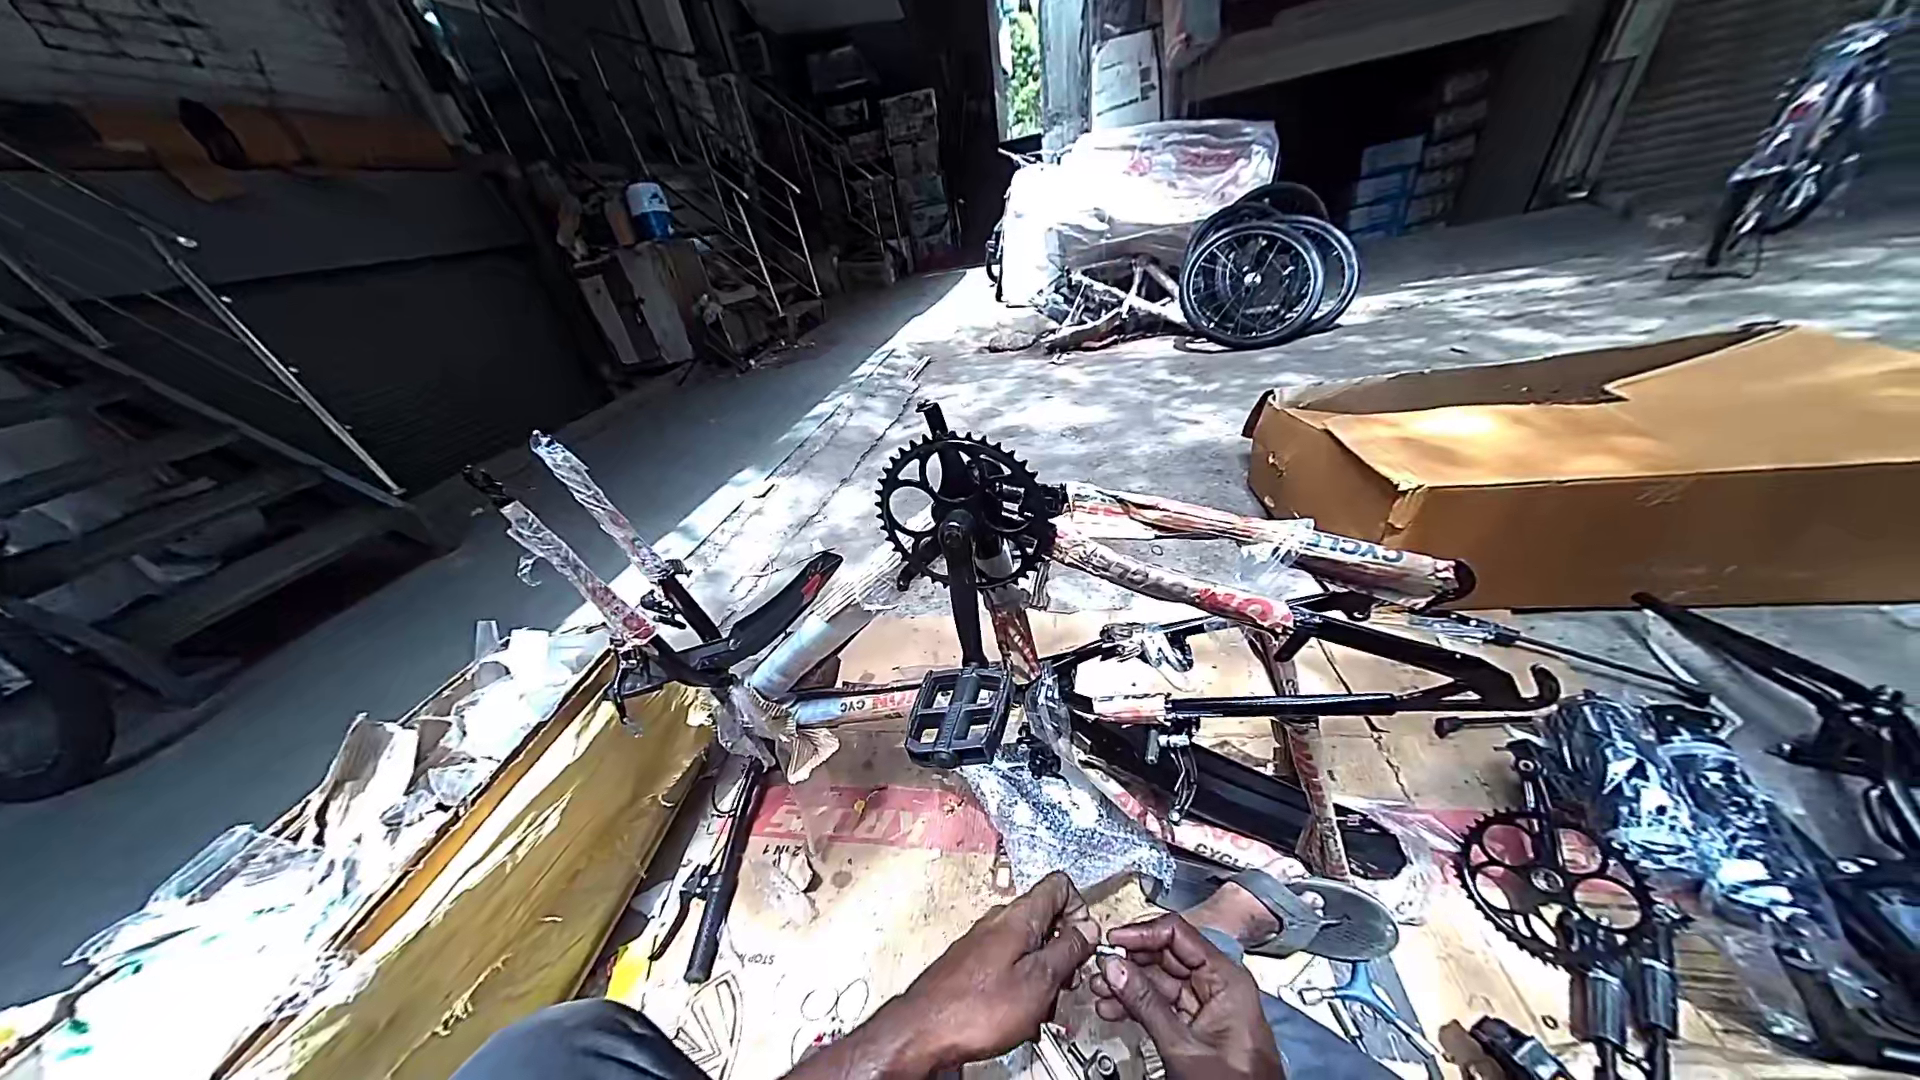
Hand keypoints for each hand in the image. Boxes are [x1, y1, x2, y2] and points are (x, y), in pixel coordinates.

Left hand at [884, 871, 1098, 1069]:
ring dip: (1044, 972)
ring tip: (1040, 1006)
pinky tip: (1020, 1012)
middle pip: (1048, 916)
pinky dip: (1024, 982)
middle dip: (1064, 949)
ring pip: (1031, 943)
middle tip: (1064, 983)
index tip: (1083, 944)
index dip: (1079, 911)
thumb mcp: (1039, 981)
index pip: (1060, 885)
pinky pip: (1012, 961)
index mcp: (1020, 915)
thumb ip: (1068, 949)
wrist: (926, 1028)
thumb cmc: (976, 1008)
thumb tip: (1088, 927)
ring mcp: (987, 938)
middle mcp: (1002, 919)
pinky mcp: (976, 960)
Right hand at [1090, 913, 1283, 1079]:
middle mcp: (1218, 985)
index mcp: (1226, 979)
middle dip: (1129, 961)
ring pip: (1159, 980)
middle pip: (1165, 955)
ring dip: (1128, 985)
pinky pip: (1162, 1003)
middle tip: (1102, 966)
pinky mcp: (1197, 1026)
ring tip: (1101, 990)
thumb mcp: (1182, 1046)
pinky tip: (1113, 1009)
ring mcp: (1206, 1006)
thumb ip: (1145, 1003)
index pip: (1177, 934)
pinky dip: (1137, 1005)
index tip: (1114, 940)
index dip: (1141, 933)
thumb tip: (1115, 967)